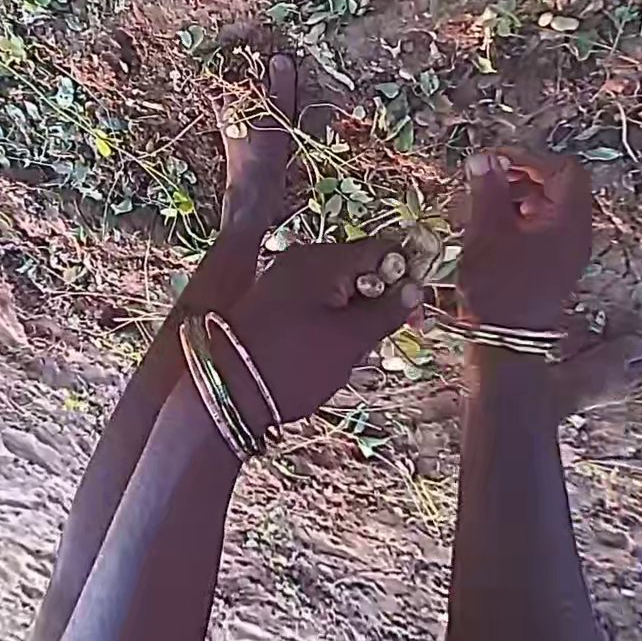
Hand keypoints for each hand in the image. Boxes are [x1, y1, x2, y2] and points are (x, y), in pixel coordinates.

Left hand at [220, 239, 420, 423]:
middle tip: (393, 335)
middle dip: (383, 297)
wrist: (225, 390)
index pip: (381, 250)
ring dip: (360, 311)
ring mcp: (287, 278)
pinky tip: (337, 348)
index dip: (406, 274)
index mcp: (324, 259)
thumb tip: (415, 287)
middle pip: (361, 266)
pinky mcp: (276, 300)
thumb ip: (386, 310)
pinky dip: (336, 317)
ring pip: (341, 285)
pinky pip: (319, 298)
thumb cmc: (294, 362)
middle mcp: (304, 259)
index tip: (417, 310)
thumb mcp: (348, 340)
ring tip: (362, 349)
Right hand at [455, 148, 592, 330]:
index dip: (530, 159)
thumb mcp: (488, 229)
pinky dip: (512, 218)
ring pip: (542, 206)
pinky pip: (535, 227)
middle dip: (517, 177)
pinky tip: (484, 226)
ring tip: (477, 204)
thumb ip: (489, 188)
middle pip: (554, 186)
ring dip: (511, 197)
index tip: (496, 162)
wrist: (504, 341)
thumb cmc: (498, 285)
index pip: (564, 170)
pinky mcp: (548, 262)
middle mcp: (574, 233)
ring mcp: (563, 250)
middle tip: (485, 179)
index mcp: (569, 221)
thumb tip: (484, 157)